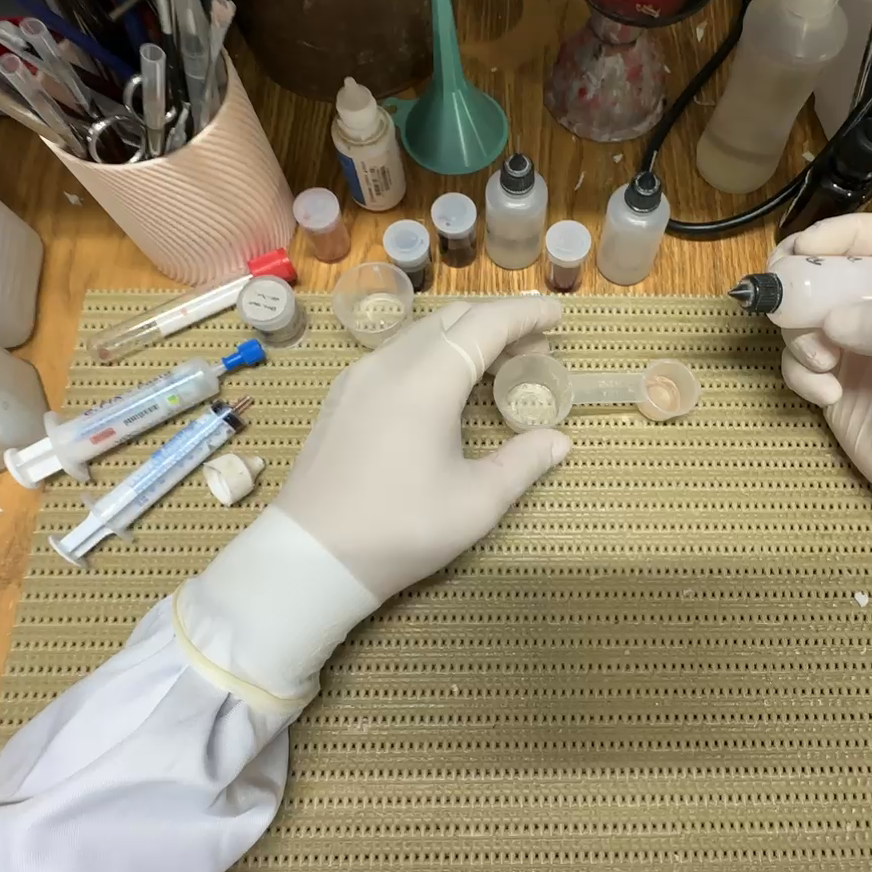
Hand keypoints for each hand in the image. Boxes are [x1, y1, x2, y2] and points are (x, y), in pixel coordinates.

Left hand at [273, 296, 572, 596]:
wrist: (311, 556)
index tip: (557, 314)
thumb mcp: (476, 503)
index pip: (485, 324)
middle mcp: (390, 364)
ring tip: (499, 369)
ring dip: (466, 339)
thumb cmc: (400, 530)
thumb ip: (524, 462)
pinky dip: (436, 354)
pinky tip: (449, 388)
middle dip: (500, 324)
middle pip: (453, 319)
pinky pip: (399, 353)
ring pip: (423, 333)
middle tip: (536, 350)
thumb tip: (560, 440)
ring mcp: (359, 376)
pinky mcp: (344, 394)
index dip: (526, 314)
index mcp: (425, 381)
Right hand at [776, 214, 871, 521]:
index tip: (800, 251)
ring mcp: (855, 347)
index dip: (838, 234)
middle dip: (800, 283)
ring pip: (804, 316)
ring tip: (824, 368)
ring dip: (800, 337)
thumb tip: (831, 321)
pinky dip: (800, 375)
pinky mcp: (832, 381)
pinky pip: (797, 361)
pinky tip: (826, 398)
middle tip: (782, 301)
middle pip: (828, 270)